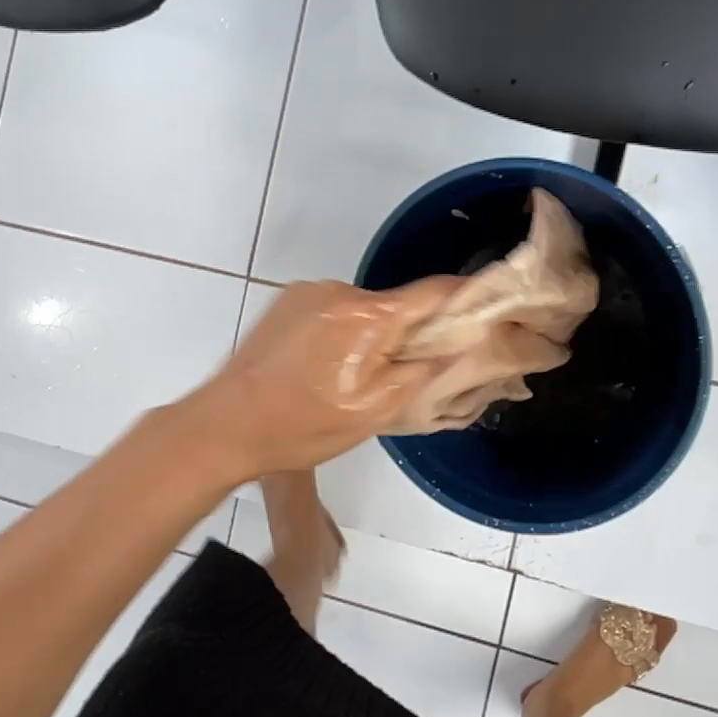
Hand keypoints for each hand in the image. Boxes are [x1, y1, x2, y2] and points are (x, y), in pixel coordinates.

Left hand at [181, 279, 457, 478]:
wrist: (224, 426)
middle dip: (414, 331)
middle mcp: (341, 290)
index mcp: (370, 316)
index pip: (436, 291)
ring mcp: (310, 292)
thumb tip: (466, 341)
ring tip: (355, 377)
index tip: (492, 307)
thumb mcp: (375, 410)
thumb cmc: (304, 425)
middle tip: (412, 370)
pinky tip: (327, 366)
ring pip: (367, 309)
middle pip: (399, 303)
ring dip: (375, 333)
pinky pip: (336, 310)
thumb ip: (424, 370)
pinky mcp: (288, 301)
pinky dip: (346, 331)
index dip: (469, 297)